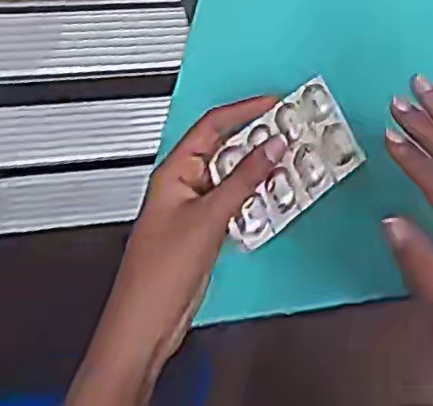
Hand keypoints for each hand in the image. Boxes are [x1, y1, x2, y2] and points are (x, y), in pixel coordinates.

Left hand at [70, 97, 284, 405]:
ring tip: (287, 160)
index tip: (274, 103)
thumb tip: (271, 146)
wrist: (145, 328)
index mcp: (175, 170)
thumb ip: (245, 179)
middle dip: (257, 138)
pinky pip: (236, 198)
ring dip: (259, 168)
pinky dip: (255, 193)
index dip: (245, 109)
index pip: (214, 125)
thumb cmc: (158, 275)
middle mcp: (185, 182)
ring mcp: (196, 205)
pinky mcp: (206, 227)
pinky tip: (272, 194)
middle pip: (226, 147)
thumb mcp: (210, 217)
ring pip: (234, 174)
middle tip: (287, 131)